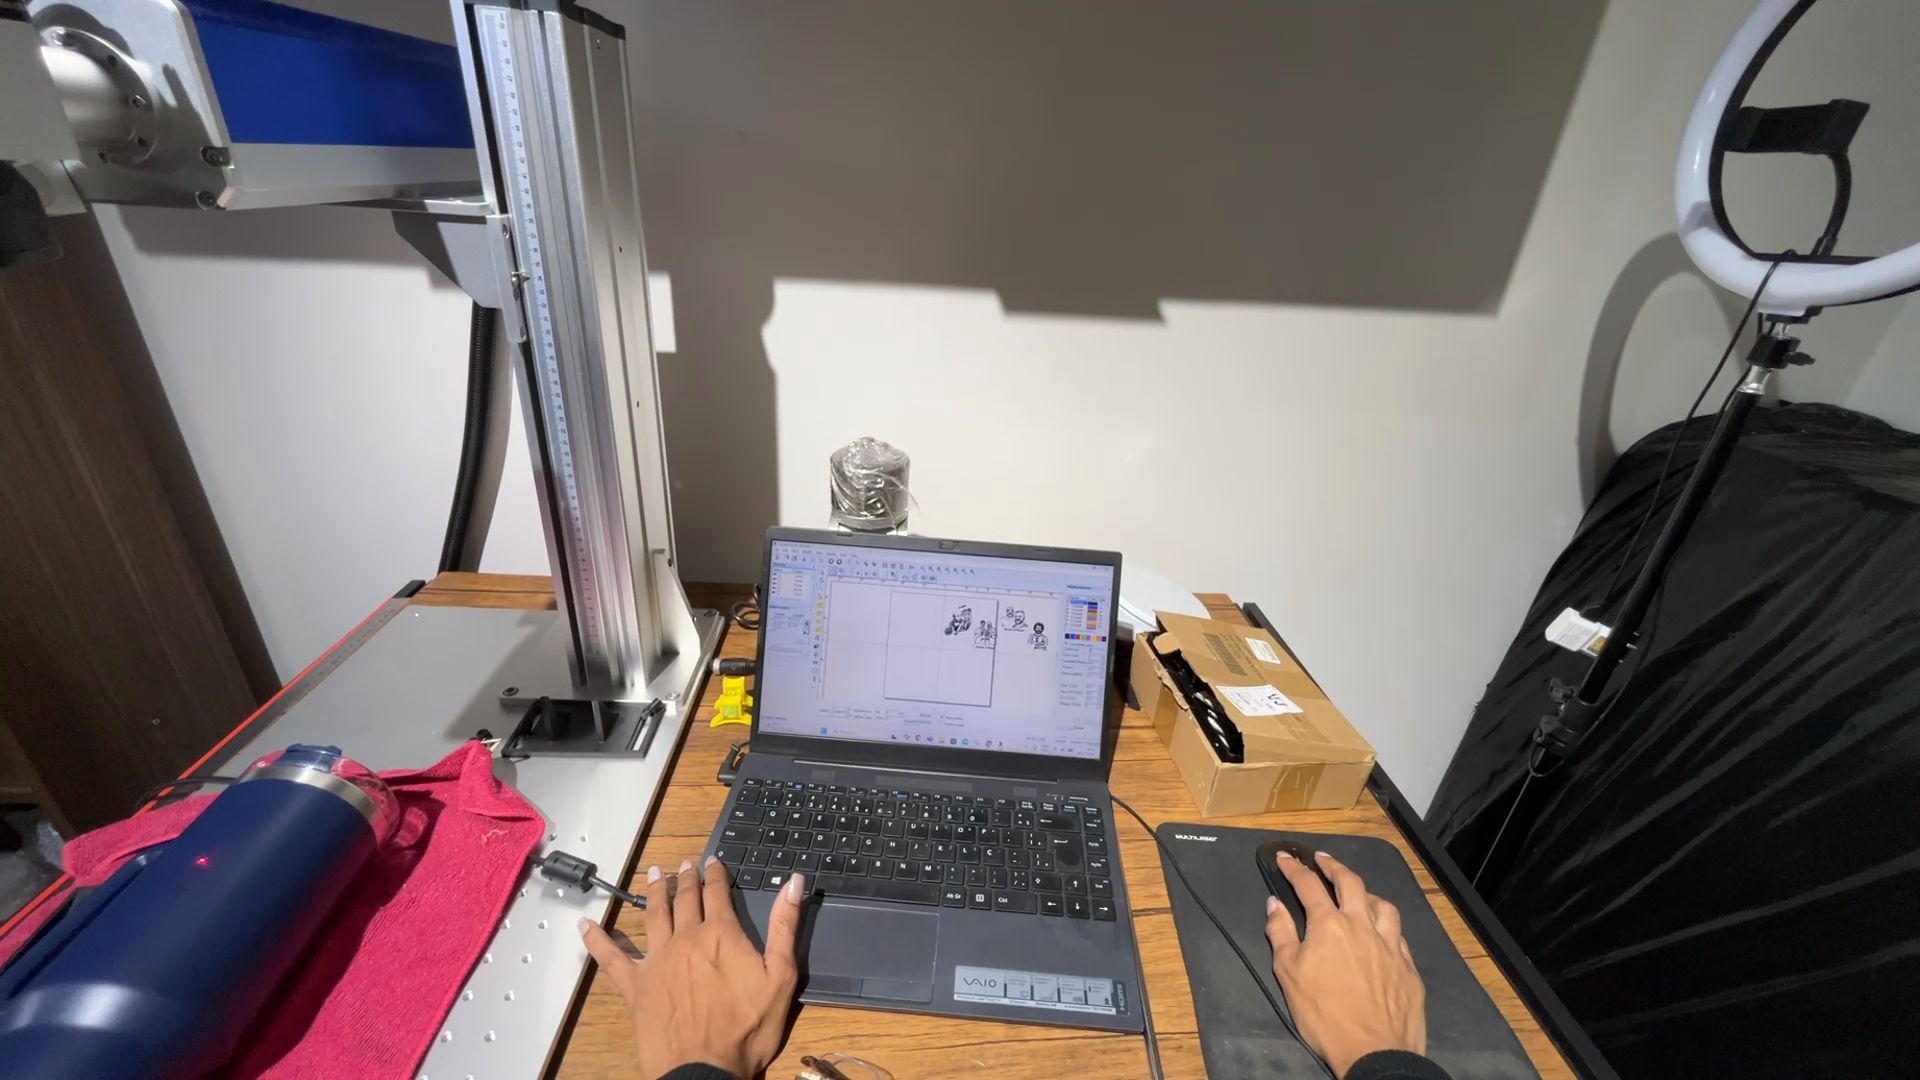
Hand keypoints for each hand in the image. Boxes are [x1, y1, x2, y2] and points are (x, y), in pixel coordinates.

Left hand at [580, 857, 804, 1079]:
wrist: (706, 1074)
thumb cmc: (748, 1029)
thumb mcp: (781, 976)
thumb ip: (785, 925)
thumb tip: (792, 882)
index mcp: (722, 934)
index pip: (717, 891)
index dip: (716, 872)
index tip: (713, 859)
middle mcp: (687, 939)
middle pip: (685, 898)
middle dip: (686, 877)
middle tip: (686, 863)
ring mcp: (658, 962)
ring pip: (653, 916)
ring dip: (654, 892)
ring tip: (654, 874)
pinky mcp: (636, 988)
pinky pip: (612, 959)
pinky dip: (598, 940)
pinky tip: (585, 926)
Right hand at [1263, 851, 1425, 1077]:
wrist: (1376, 1055)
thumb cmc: (1324, 1013)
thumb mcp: (1288, 973)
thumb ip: (1280, 933)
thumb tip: (1275, 904)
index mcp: (1329, 925)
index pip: (1308, 885)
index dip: (1294, 867)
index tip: (1284, 857)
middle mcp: (1362, 926)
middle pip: (1350, 882)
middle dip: (1333, 866)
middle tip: (1322, 859)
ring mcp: (1390, 947)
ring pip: (1383, 905)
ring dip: (1367, 893)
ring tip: (1358, 894)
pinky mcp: (1409, 969)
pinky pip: (1399, 935)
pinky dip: (1386, 925)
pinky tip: (1381, 934)